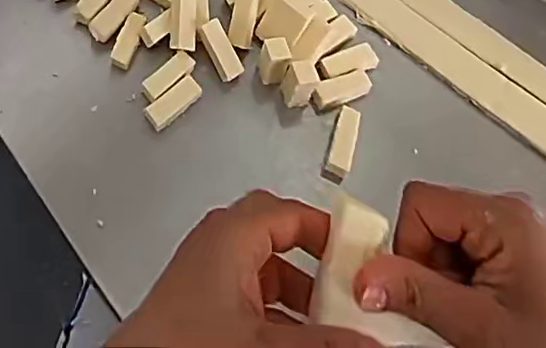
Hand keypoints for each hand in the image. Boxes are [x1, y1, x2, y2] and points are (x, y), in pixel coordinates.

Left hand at [109, 190, 382, 347]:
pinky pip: (251, 293)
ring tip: (329, 324)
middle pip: (278, 237)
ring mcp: (208, 273)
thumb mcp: (265, 341)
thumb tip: (367, 341)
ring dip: (300, 294)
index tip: (358, 250)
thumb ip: (322, 342)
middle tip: (347, 287)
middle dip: (316, 263)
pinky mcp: (203, 302)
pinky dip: (279, 310)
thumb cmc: (179, 344)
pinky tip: (296, 339)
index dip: (326, 229)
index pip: (287, 211)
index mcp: (229, 235)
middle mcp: (217, 245)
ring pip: (266, 269)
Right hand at [352, 182, 545, 347]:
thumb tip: (364, 276)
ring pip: (450, 243)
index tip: (415, 291)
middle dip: (429, 270)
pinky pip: (474, 259)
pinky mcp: (530, 261)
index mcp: (505, 216)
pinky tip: (487, 324)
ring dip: (447, 285)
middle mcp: (514, 215)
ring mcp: (524, 237)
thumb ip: (417, 295)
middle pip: (433, 220)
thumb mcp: (481, 330)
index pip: (420, 203)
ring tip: (475, 328)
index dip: (408, 246)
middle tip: (448, 317)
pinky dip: (468, 291)